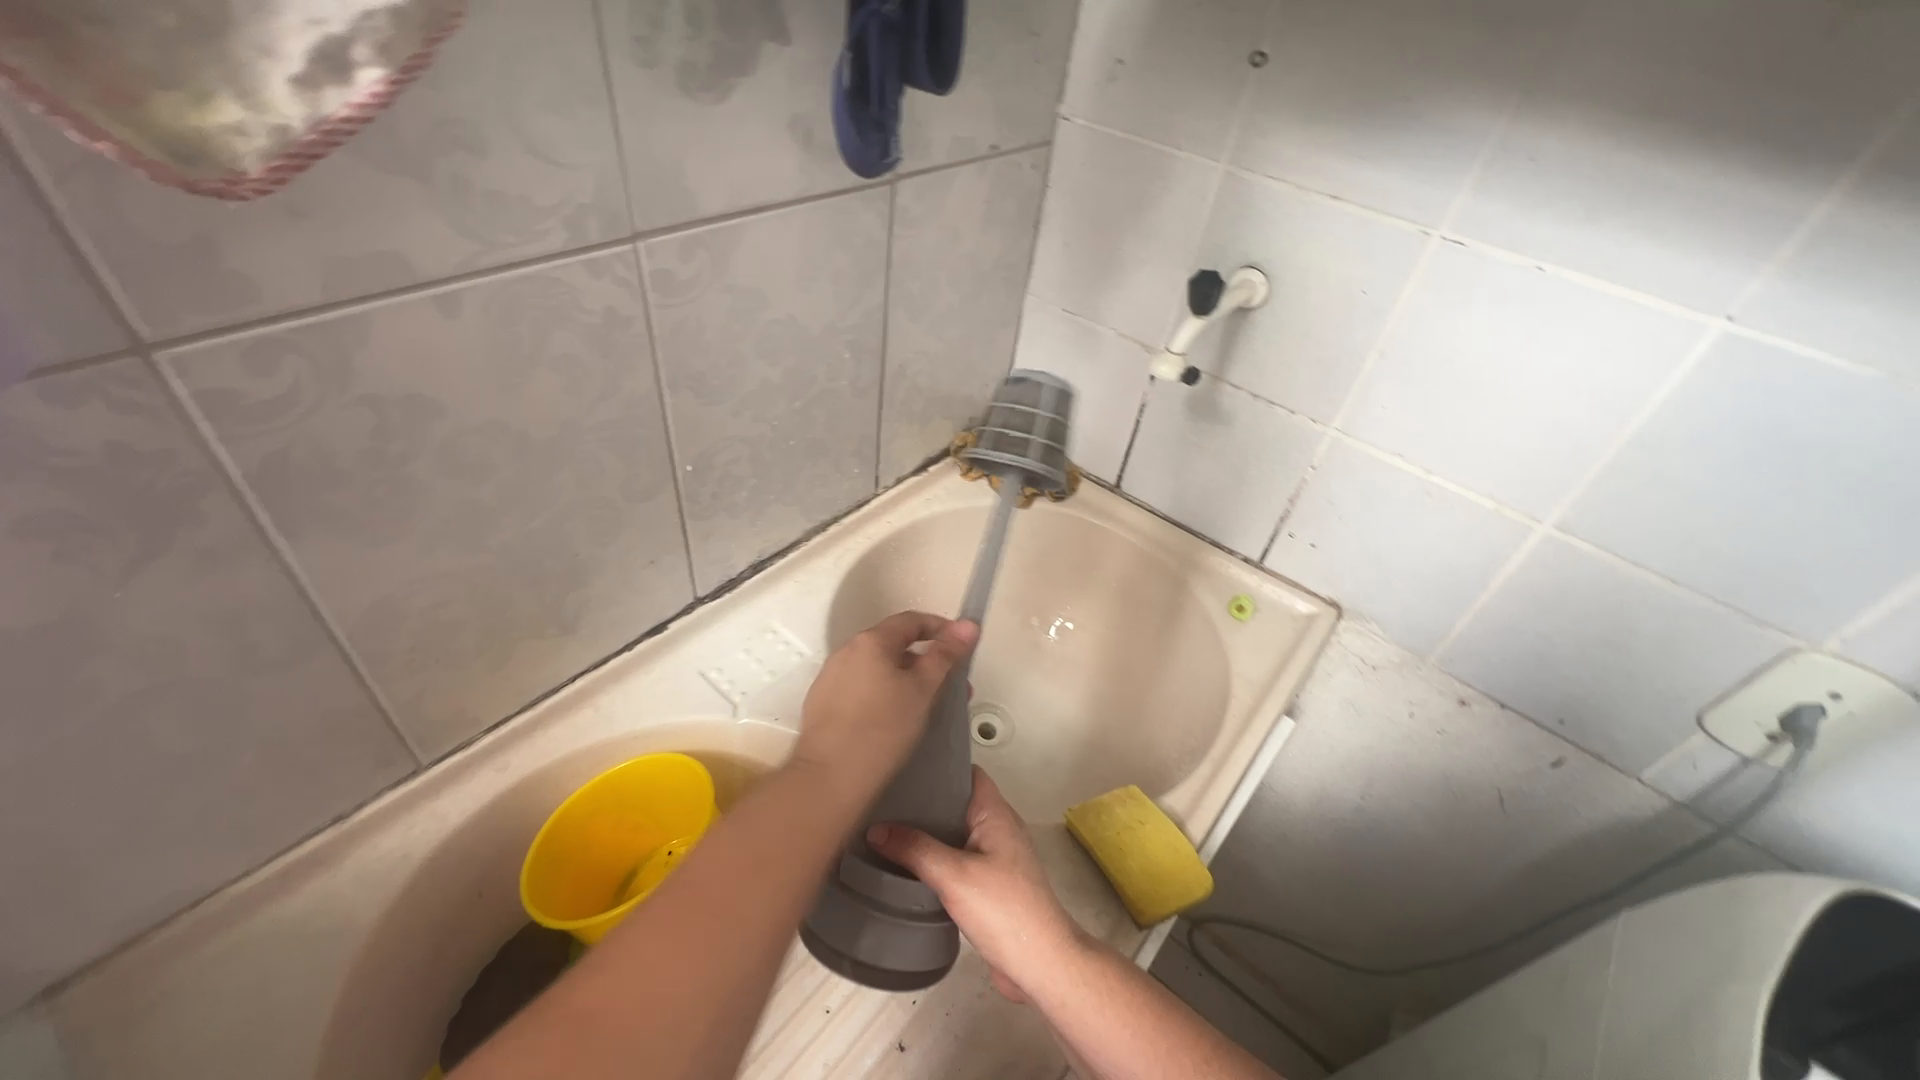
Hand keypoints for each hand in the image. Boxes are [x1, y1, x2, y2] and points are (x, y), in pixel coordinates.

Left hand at [791, 612, 978, 808]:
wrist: (831, 776)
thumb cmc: (883, 728)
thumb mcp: (923, 689)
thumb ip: (946, 655)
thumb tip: (967, 626)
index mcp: (870, 642)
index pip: (911, 621)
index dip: (940, 628)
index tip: (961, 643)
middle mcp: (846, 652)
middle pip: (892, 644)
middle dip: (925, 660)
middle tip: (950, 683)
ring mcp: (830, 678)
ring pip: (876, 668)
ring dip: (904, 678)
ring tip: (926, 705)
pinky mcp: (822, 704)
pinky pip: (860, 688)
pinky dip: (883, 693)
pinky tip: (894, 719)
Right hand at [866, 766, 1085, 1003]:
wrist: (1040, 964)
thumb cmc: (1003, 909)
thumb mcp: (953, 875)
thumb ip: (915, 849)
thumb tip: (875, 830)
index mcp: (996, 813)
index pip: (968, 773)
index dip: (939, 766)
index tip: (903, 767)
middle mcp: (998, 829)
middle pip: (956, 804)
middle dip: (923, 803)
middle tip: (882, 801)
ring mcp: (995, 859)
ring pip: (954, 837)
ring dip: (927, 836)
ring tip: (885, 831)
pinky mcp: (989, 887)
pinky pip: (956, 863)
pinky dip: (934, 862)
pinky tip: (906, 870)